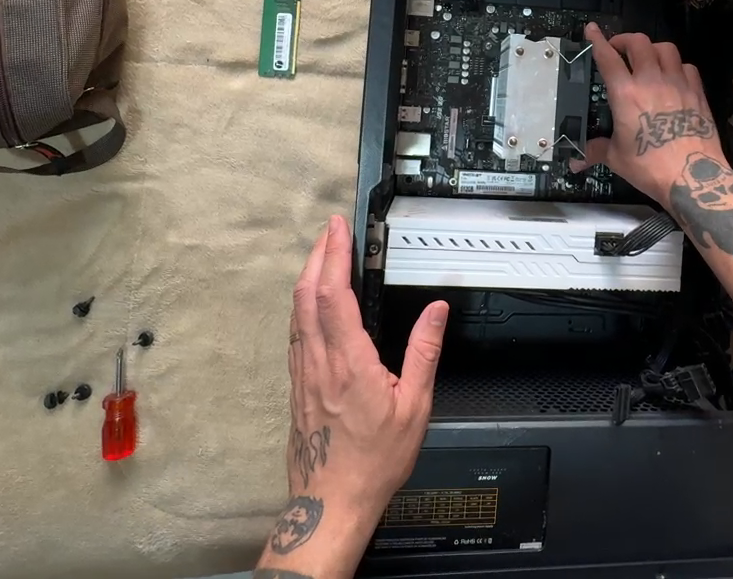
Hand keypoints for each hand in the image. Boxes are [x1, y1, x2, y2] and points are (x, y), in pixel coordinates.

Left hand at [262, 216, 447, 574]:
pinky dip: (302, 304)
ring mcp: (303, 373)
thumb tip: (436, 311)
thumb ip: (424, 352)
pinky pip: (295, 332)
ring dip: (307, 276)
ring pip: (296, 312)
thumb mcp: (415, 406)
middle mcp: (319, 363)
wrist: (331, 502)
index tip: (338, 230)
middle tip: (329, 231)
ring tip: (321, 254)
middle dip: (316, 255)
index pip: (334, 295)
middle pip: (307, 295)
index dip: (333, 256)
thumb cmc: (373, 460)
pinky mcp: (297, 385)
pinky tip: (310, 302)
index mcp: (349, 363)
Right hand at [572, 23, 727, 198]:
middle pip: (639, 43)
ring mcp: (677, 83)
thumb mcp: (617, 158)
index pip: (608, 57)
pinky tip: (673, 76)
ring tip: (647, 58)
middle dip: (625, 40)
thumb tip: (577, 162)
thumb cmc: (651, 166)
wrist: (693, 175)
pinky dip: (677, 66)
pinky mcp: (697, 92)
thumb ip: (596, 151)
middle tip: (619, 49)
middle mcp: (652, 80)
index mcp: (626, 93)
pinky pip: (687, 67)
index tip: (592, 29)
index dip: (598, 40)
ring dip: (652, 48)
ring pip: (666, 48)